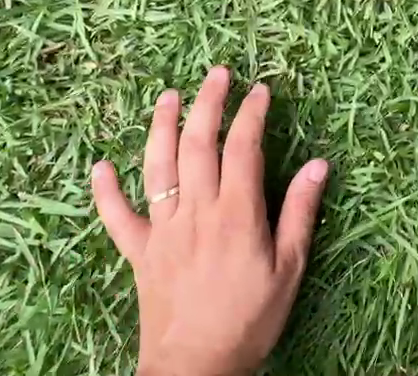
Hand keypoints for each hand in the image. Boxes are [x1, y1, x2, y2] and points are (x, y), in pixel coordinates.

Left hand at [91, 67, 329, 375]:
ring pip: (158, 167)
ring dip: (161, 127)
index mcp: (236, 214)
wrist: (193, 372)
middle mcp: (196, 212)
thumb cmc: (249, 320)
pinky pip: (117, 218)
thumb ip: (301, 213)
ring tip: (168, 95)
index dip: (251, 113)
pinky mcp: (139, 254)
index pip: (242, 148)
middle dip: (208, 103)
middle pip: (198, 144)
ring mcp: (163, 231)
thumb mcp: (289, 269)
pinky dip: (105, 192)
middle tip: (217, 72)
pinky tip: (99, 166)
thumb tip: (318, 163)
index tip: (260, 89)